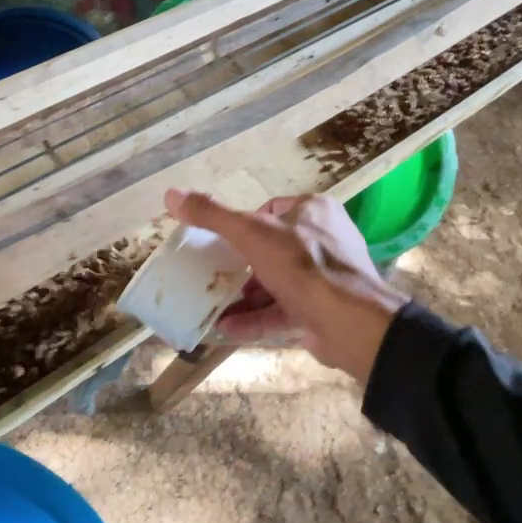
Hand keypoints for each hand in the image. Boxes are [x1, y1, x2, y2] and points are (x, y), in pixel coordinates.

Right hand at [165, 188, 408, 383]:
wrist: (351, 323)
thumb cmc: (302, 265)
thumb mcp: (250, 233)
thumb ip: (212, 215)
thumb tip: (171, 194)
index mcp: (314, 210)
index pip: (271, 209)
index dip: (245, 224)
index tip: (223, 242)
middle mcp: (324, 239)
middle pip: (271, 248)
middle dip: (241, 266)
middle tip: (214, 275)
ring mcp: (325, 279)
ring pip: (276, 282)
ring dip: (244, 296)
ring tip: (212, 306)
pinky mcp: (322, 311)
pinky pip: (283, 311)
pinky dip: (255, 318)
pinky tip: (225, 328)